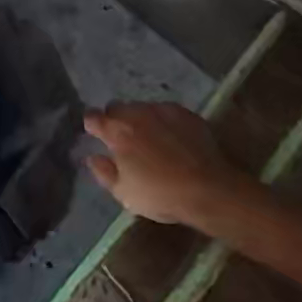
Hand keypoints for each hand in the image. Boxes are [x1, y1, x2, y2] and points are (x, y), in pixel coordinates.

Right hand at [84, 101, 256, 226]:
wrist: (209, 189)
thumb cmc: (161, 194)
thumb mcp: (125, 193)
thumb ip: (104, 172)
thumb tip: (92, 157)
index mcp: (116, 131)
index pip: (92, 116)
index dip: (92, 125)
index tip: (96, 135)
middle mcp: (135, 113)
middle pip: (116, 107)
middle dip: (115, 120)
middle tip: (125, 141)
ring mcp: (160, 109)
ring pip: (141, 108)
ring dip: (140, 120)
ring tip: (152, 140)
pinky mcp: (183, 112)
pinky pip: (165, 111)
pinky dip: (163, 121)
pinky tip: (173, 139)